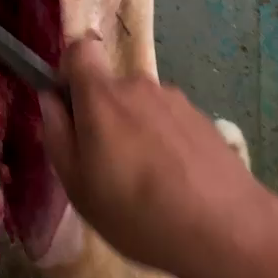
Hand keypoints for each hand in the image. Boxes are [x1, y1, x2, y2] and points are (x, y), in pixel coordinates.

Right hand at [39, 41, 275, 277]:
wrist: (227, 229)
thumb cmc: (137, 212)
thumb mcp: (77, 185)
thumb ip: (57, 134)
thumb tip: (51, 99)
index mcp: (101, 96)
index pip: (79, 49)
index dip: (70, 70)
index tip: (72, 108)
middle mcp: (138, 85)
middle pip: (111, 88)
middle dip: (105, 117)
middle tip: (109, 167)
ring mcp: (175, 99)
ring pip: (141, 108)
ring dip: (137, 132)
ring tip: (148, 186)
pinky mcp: (202, 119)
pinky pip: (170, 122)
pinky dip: (166, 144)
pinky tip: (177, 186)